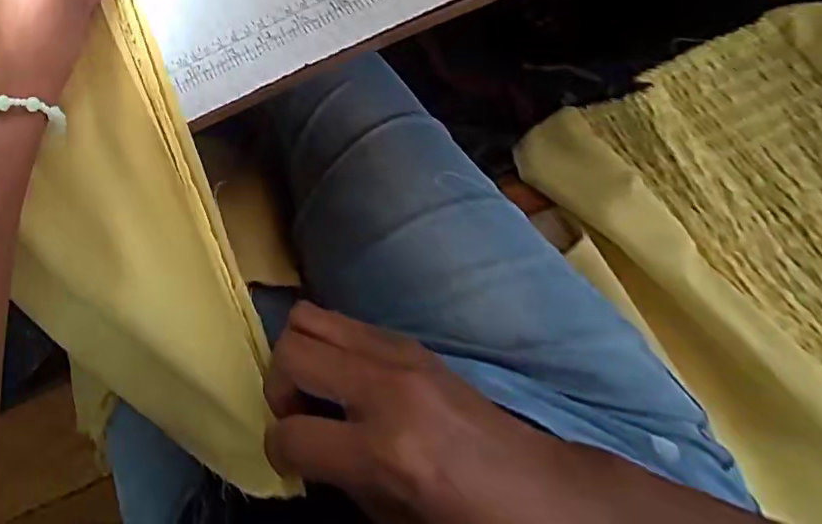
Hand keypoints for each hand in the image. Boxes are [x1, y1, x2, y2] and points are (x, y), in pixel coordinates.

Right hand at [264, 302, 759, 523]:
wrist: (544, 491)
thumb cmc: (473, 522)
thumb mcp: (400, 522)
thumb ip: (343, 481)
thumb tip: (304, 450)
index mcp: (388, 448)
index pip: (294, 434)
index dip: (278, 451)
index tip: (287, 460)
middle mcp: (387, 387)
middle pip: (292, 351)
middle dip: (278, 387)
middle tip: (297, 417)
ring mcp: (399, 353)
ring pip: (309, 317)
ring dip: (298, 354)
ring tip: (316, 390)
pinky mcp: (408, 339)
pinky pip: (343, 321)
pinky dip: (328, 345)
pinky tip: (347, 380)